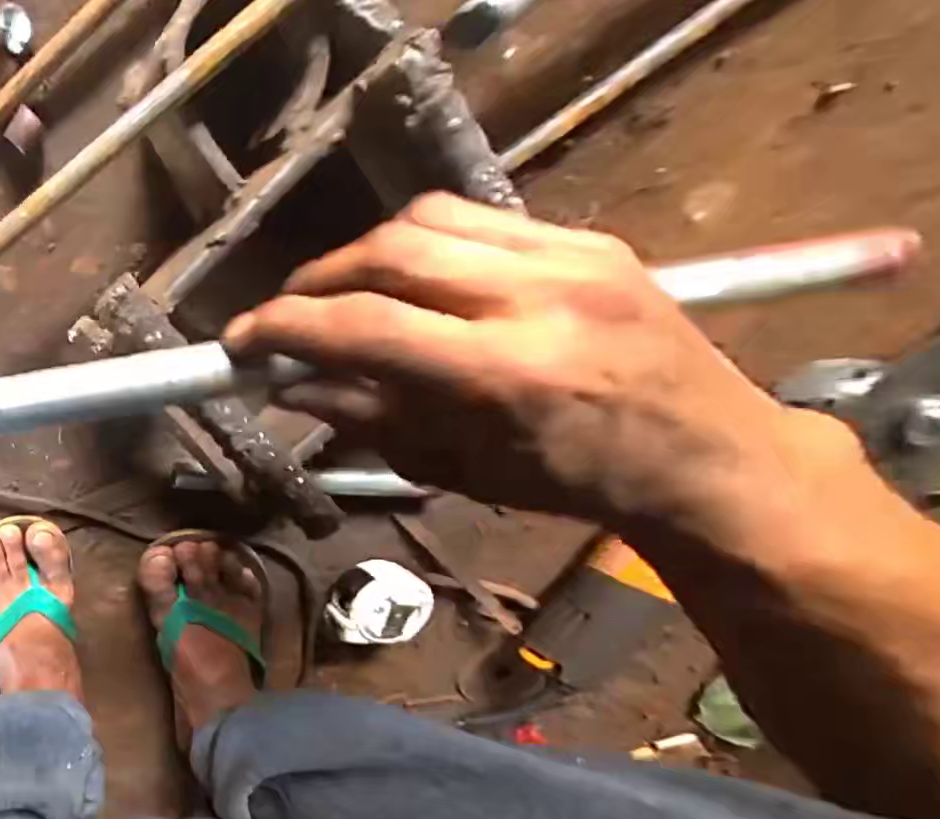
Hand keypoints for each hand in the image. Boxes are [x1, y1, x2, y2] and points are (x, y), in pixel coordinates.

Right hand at [224, 192, 839, 534]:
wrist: (701, 449)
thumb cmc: (565, 481)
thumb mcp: (451, 467)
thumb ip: (364, 415)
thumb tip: (289, 384)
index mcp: (499, 376)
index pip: (363, 327)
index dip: (283, 327)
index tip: (238, 340)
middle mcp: (534, 297)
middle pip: (386, 254)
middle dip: (313, 282)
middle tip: (284, 316)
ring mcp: (567, 255)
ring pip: (423, 219)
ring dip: (359, 255)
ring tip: (340, 295)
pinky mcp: (584, 236)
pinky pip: (472, 215)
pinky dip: (414, 243)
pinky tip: (404, 277)